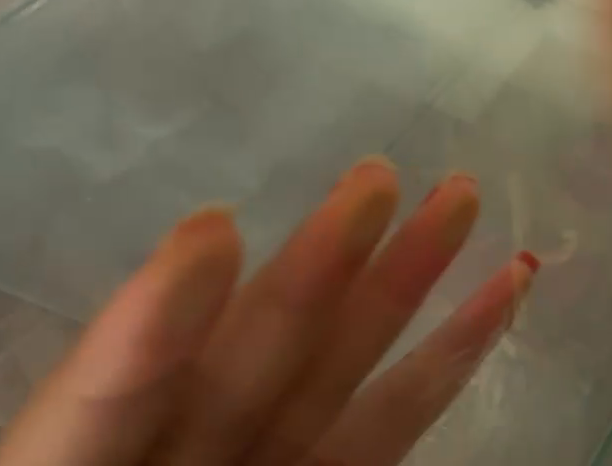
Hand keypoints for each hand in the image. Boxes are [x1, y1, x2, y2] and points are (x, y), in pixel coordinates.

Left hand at [0, 159, 535, 465]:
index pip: (104, 408)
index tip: (214, 235)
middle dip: (317, 267)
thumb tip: (201, 283)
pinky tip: (507, 288)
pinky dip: (457, 352)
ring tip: (460, 195)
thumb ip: (105, 433)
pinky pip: (398, 418)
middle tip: (377, 178)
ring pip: (339, 368)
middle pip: (248, 361)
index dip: (154, 325)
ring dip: (407, 280)